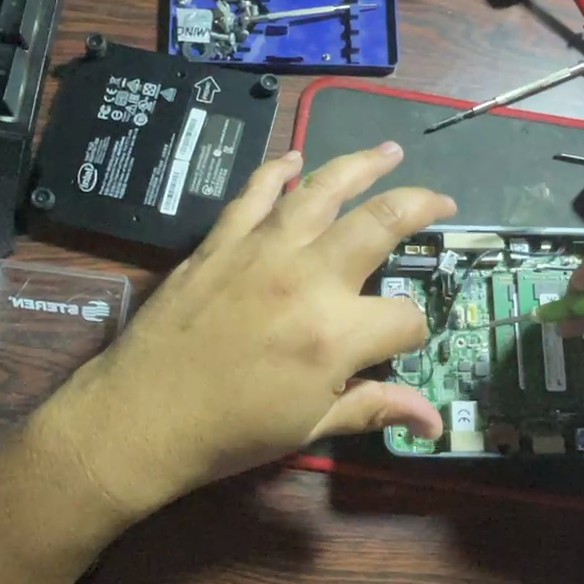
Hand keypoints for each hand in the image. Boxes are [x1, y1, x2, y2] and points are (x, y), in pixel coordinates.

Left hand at [41, 144, 455, 517]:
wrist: (142, 416)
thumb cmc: (230, 432)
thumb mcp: (310, 427)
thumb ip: (376, 409)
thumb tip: (435, 423)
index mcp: (337, 334)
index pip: (405, 317)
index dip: (414, 331)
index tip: (402, 342)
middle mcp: (307, 278)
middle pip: (381, 224)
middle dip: (420, 206)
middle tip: (441, 198)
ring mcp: (262, 251)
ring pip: (322, 190)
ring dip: (361, 165)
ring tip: (388, 151)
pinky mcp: (221, 241)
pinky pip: (255, 192)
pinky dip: (277, 170)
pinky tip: (295, 158)